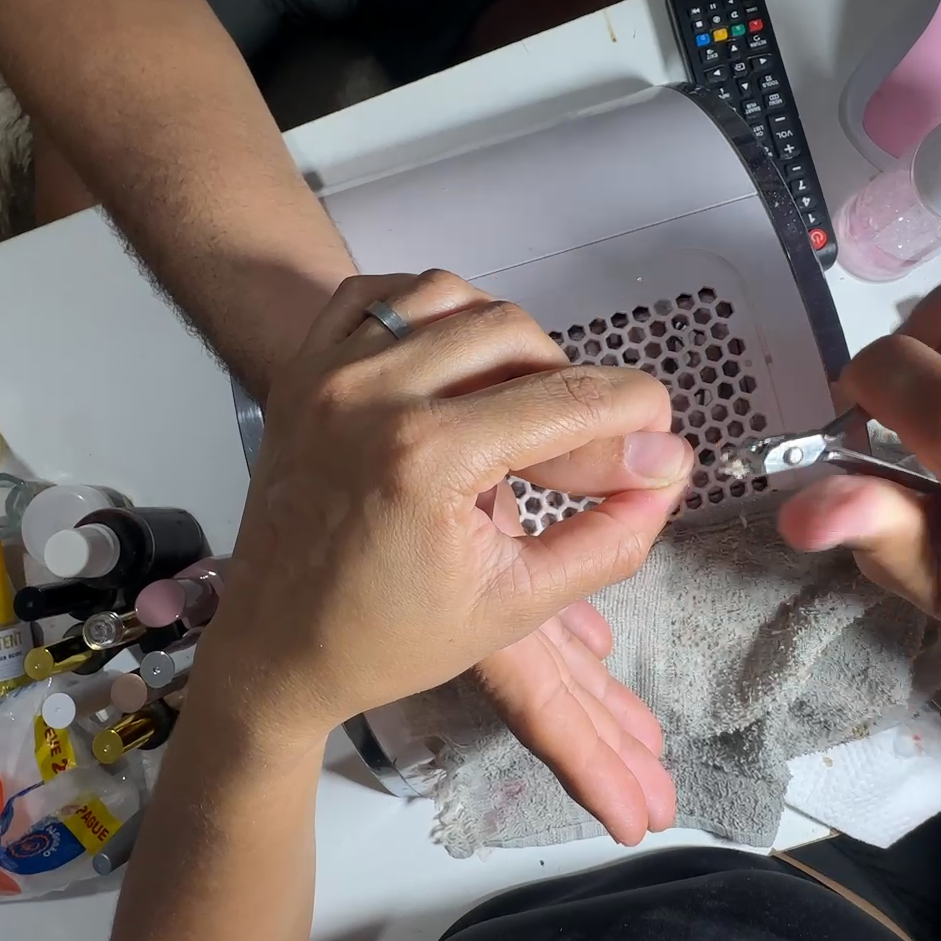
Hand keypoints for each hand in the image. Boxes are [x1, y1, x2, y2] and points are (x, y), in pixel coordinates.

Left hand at [201, 271, 689, 838]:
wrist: (274, 646)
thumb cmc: (386, 638)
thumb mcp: (513, 606)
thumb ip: (607, 539)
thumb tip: (666, 471)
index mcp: (427, 458)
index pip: (566, 399)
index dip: (633, 409)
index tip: (657, 429)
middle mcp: (372, 393)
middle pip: (517, 333)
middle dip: (570, 380)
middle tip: (578, 440)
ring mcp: (329, 371)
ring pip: (454, 297)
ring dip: (504, 340)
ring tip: (515, 403)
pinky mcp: (303, 369)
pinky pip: (381, 295)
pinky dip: (430, 312)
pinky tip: (449, 360)